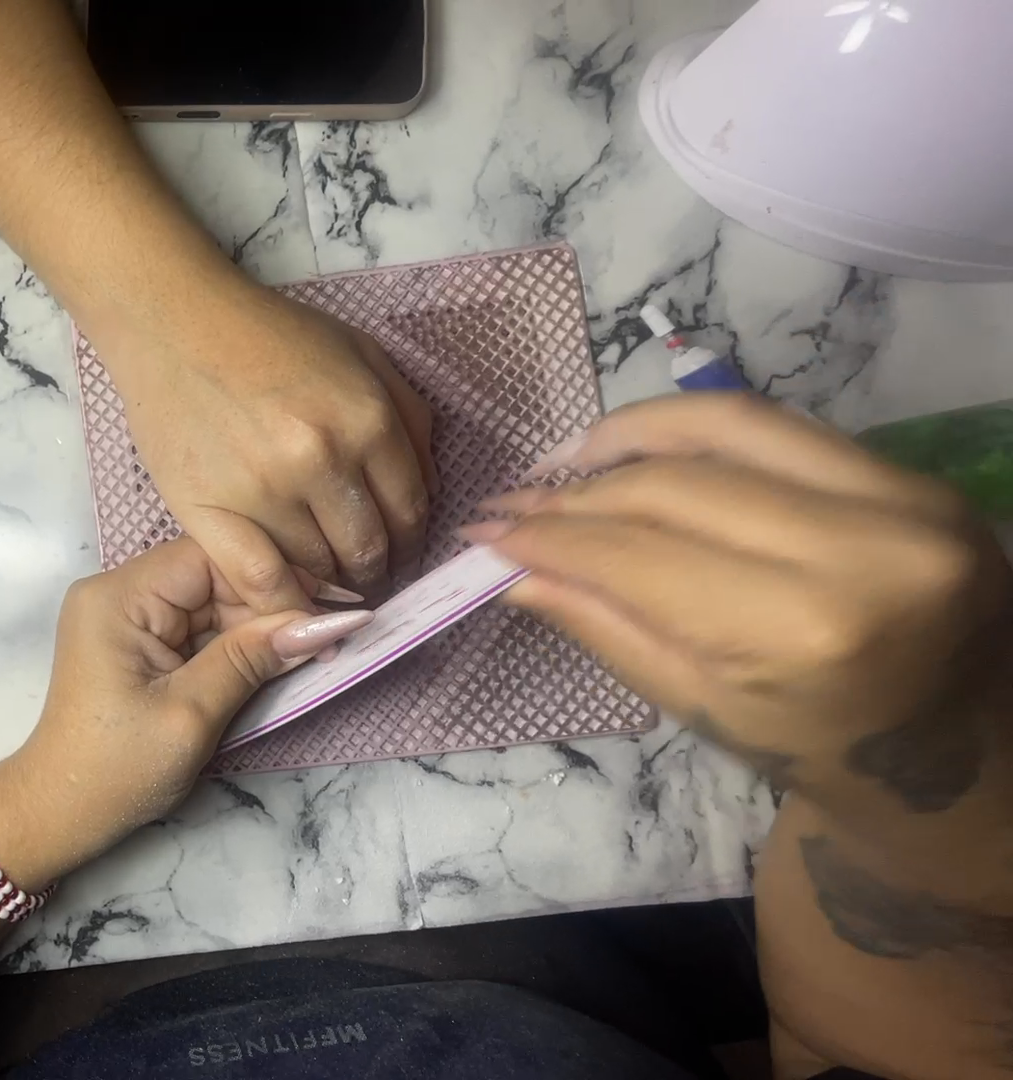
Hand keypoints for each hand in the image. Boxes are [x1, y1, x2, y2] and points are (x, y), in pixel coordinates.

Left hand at [0, 540, 374, 888]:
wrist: (62, 809)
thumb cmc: (119, 767)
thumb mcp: (193, 712)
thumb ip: (255, 657)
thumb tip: (336, 620)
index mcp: (118, 596)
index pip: (209, 557)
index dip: (271, 578)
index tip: (330, 605)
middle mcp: (116, 590)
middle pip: (210, 574)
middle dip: (268, 604)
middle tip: (332, 631)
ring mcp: (123, 612)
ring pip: (208, 599)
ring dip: (255, 625)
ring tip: (313, 646)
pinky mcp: (135, 637)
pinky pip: (194, 623)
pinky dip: (232, 641)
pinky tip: (273, 655)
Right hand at [106, 282, 435, 613]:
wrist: (172, 326)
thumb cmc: (266, 335)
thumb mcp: (360, 352)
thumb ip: (409, 416)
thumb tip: (426, 490)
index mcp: (366, 420)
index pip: (410, 512)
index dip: (411, 544)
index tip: (399, 555)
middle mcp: (320, 461)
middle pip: (367, 550)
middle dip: (374, 571)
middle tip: (363, 575)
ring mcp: (262, 492)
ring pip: (317, 570)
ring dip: (328, 583)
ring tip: (323, 579)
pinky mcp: (208, 512)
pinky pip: (258, 581)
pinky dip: (282, 604)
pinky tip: (291, 605)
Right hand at [463, 394, 1011, 811]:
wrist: (970, 749)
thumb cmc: (812, 745)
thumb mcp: (687, 699)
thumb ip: (594, 621)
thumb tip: (505, 567)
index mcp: (800, 626)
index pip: (628, 554)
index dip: (540, 538)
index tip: (479, 533)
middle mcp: (860, 545)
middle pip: (662, 487)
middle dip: (565, 497)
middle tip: (504, 506)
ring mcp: (900, 498)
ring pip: (715, 427)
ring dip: (616, 439)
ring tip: (555, 464)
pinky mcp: (906, 475)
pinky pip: (767, 424)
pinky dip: (680, 426)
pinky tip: (626, 446)